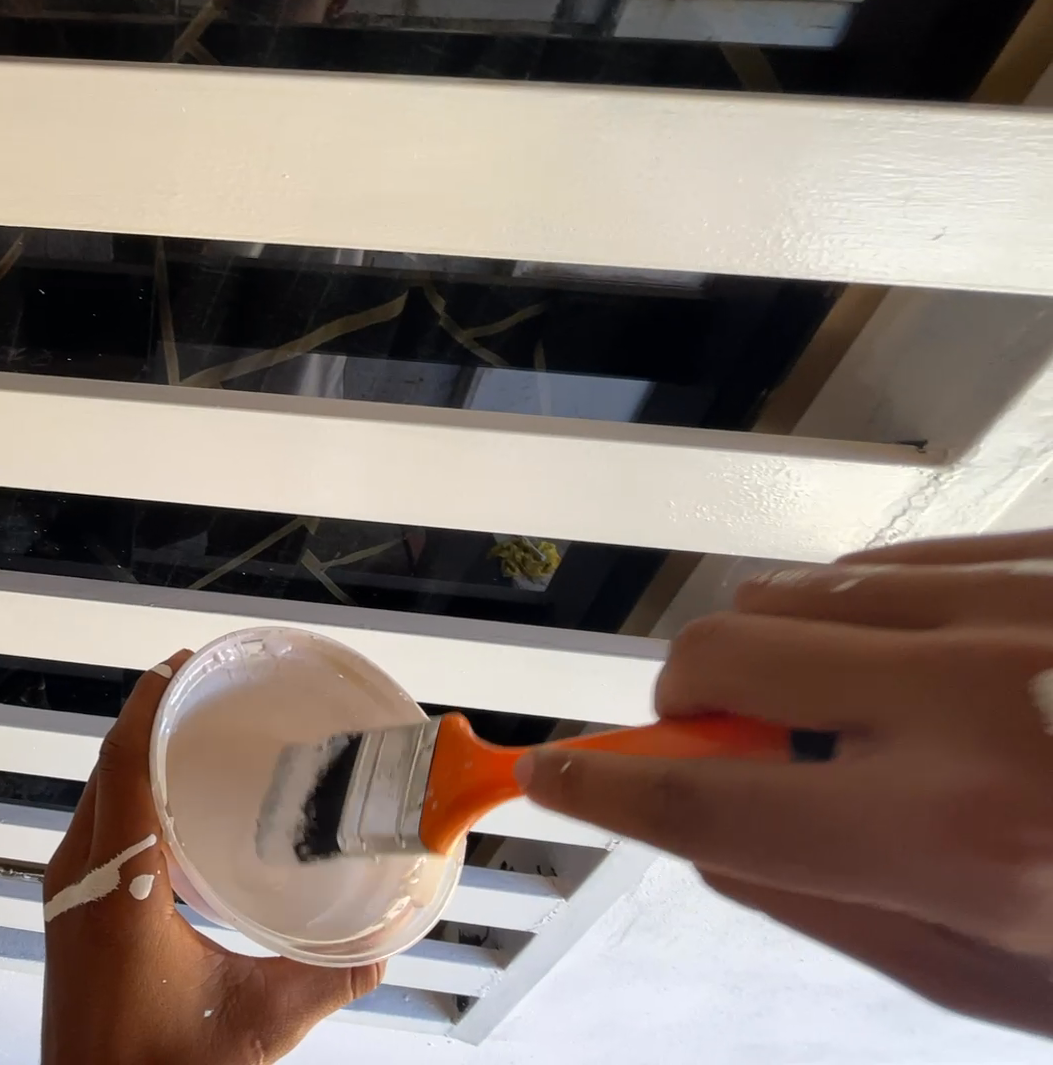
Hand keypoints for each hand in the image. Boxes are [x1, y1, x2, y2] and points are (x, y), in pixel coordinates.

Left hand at [41, 651, 382, 1064]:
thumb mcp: (251, 1026)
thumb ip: (323, 982)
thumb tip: (380, 944)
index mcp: (116, 887)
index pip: (123, 766)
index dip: (149, 705)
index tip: (181, 665)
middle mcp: (78, 872)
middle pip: (108, 766)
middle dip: (149, 717)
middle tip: (200, 690)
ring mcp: (66, 884)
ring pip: (99, 791)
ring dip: (137, 752)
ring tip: (190, 731)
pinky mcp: (70, 901)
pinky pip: (97, 821)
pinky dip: (129, 790)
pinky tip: (169, 800)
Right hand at [517, 530, 1052, 1035]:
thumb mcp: (1026, 989)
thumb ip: (831, 910)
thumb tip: (698, 840)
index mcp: (968, 840)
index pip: (702, 806)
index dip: (602, 789)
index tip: (549, 774)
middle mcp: (981, 708)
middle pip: (715, 654)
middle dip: (693, 696)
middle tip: (740, 734)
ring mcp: (1026, 611)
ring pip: (786, 595)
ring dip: (778, 651)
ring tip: (862, 699)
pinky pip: (884, 566)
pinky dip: (862, 614)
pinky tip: (944, 662)